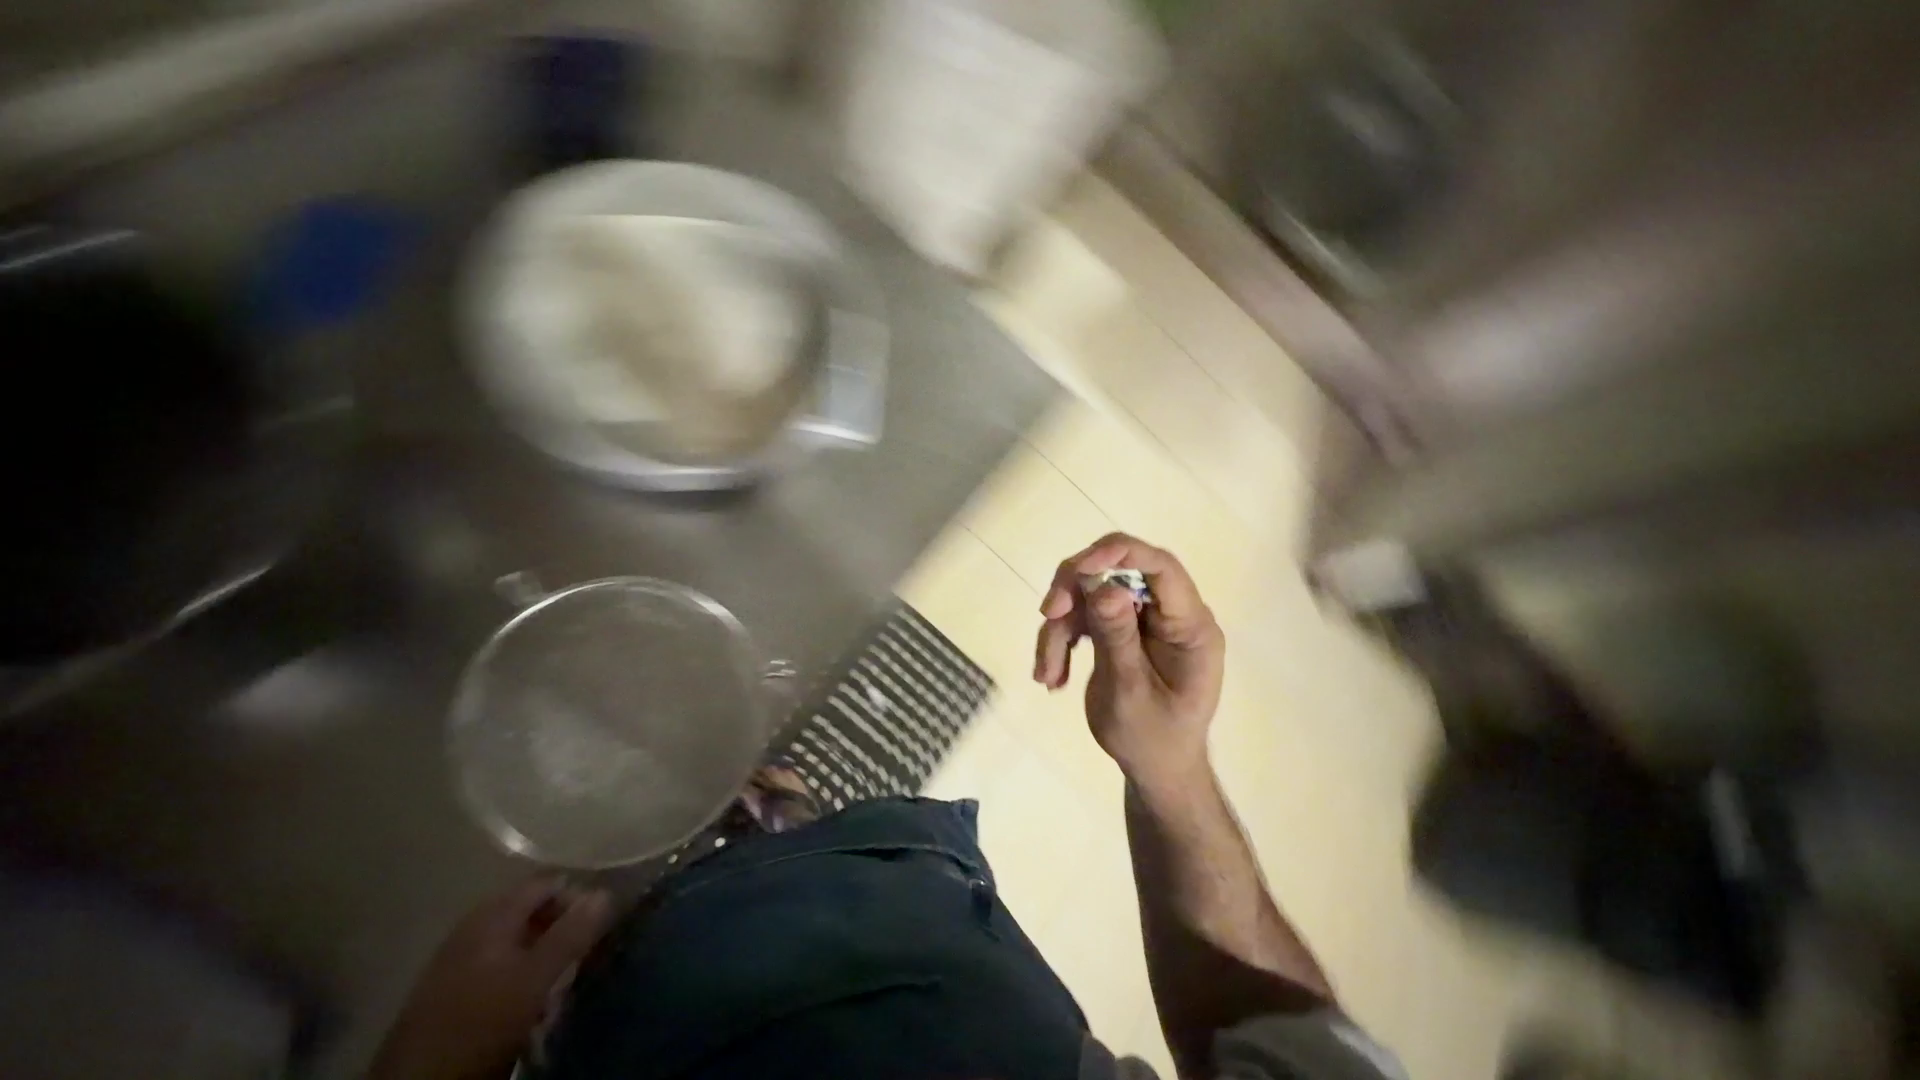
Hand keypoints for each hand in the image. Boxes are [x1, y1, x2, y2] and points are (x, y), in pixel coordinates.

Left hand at [369, 877, 614, 1079]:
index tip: (600, 924)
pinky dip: (522, 973)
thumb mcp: (534, 979)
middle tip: (584, 954)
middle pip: (530, 910)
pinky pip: (499, 964)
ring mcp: (460, 956)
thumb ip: (569, 935)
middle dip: (561, 927)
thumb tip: (604, 893)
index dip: (576, 896)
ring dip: (543, 954)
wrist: (419, 1078)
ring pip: (516, 939)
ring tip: (562, 980)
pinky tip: (531, 999)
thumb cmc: (482, 1019)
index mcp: (491, 915)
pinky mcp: (453, 985)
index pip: (544, 883)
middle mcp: (474, 926)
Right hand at [1033, 533, 1224, 791]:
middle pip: (1117, 572)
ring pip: (1091, 596)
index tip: (1079, 568)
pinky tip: (1053, 677)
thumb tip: (1104, 585)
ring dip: (1061, 629)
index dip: (1121, 553)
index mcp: (1189, 625)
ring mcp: (1142, 621)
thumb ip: (1119, 637)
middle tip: (1050, 616)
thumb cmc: (1154, 740)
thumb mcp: (1131, 693)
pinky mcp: (1119, 631)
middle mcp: (1168, 614)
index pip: (1161, 567)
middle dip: (1076, 590)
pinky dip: (1061, 643)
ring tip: (1049, 675)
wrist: (1155, 771)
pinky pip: (1083, 619)